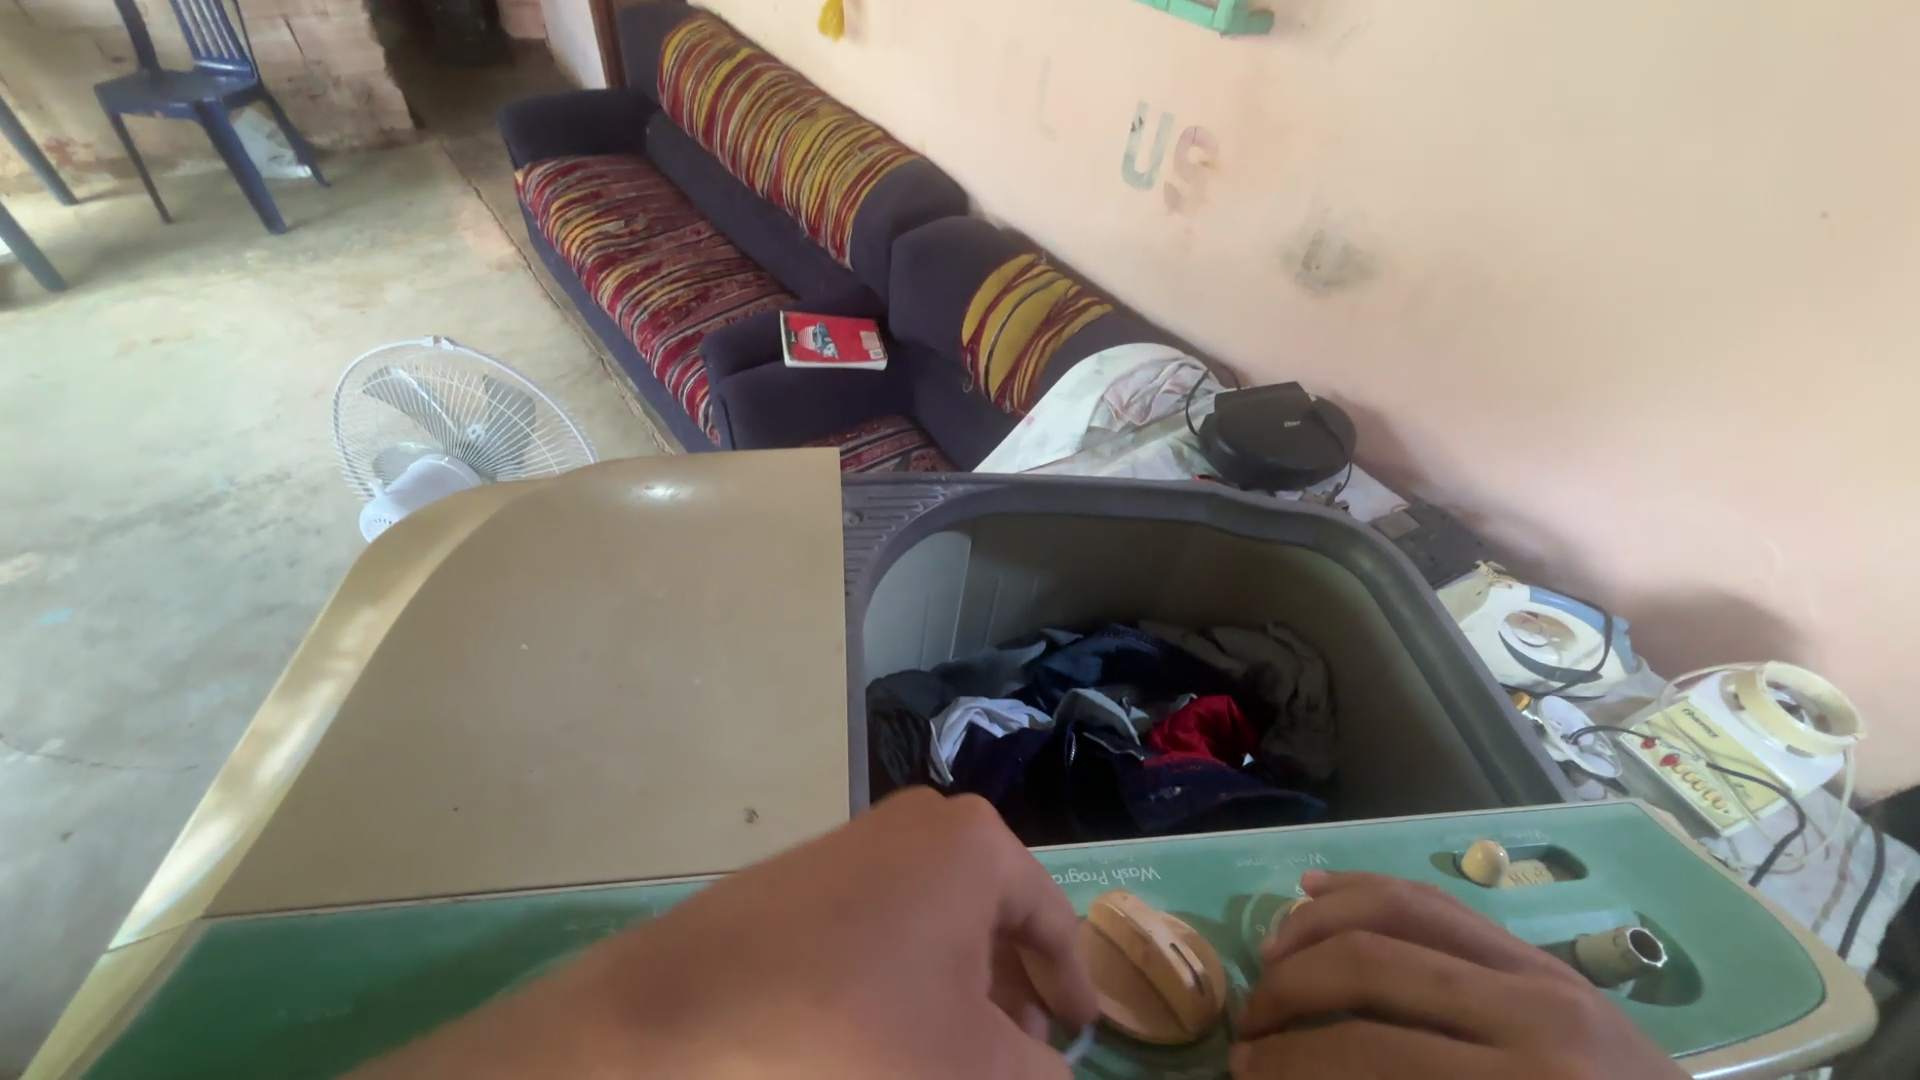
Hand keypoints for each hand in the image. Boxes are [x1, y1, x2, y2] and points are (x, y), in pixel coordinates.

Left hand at [348, 788, 1097, 1078]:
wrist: (676, 1021)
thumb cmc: (850, 1034)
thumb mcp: (969, 1069)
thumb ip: (1034, 1074)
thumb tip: (1050, 1069)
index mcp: (974, 843)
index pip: (1051, 919)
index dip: (1074, 986)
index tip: (1082, 1037)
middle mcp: (921, 823)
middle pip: (992, 913)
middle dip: (1011, 989)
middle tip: (1019, 1053)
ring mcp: (858, 841)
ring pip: (936, 917)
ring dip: (958, 984)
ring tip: (952, 1048)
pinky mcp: (808, 872)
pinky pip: (884, 918)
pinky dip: (905, 973)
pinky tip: (888, 1029)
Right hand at [1232, 871, 1685, 1078]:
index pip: (1368, 1055)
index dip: (1291, 1064)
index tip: (1241, 1074)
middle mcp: (1534, 1017)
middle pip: (1369, 966)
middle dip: (1287, 992)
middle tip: (1247, 1023)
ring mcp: (1543, 973)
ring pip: (1394, 906)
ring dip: (1313, 926)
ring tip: (1269, 958)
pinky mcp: (1543, 959)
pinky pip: (1434, 900)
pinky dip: (1362, 890)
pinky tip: (1314, 890)